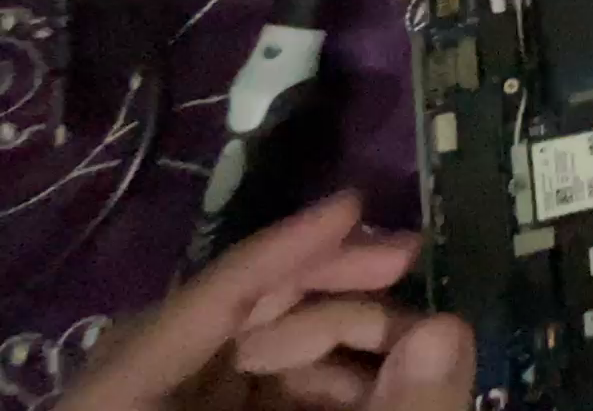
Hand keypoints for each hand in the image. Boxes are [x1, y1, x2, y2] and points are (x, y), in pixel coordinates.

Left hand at [58, 192, 474, 410]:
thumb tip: (453, 328)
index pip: (184, 314)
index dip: (270, 252)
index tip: (355, 202)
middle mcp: (139, 408)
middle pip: (222, 323)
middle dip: (325, 283)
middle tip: (407, 258)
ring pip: (253, 351)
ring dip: (343, 329)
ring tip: (415, 333)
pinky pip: (264, 384)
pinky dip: (331, 368)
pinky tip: (385, 369)